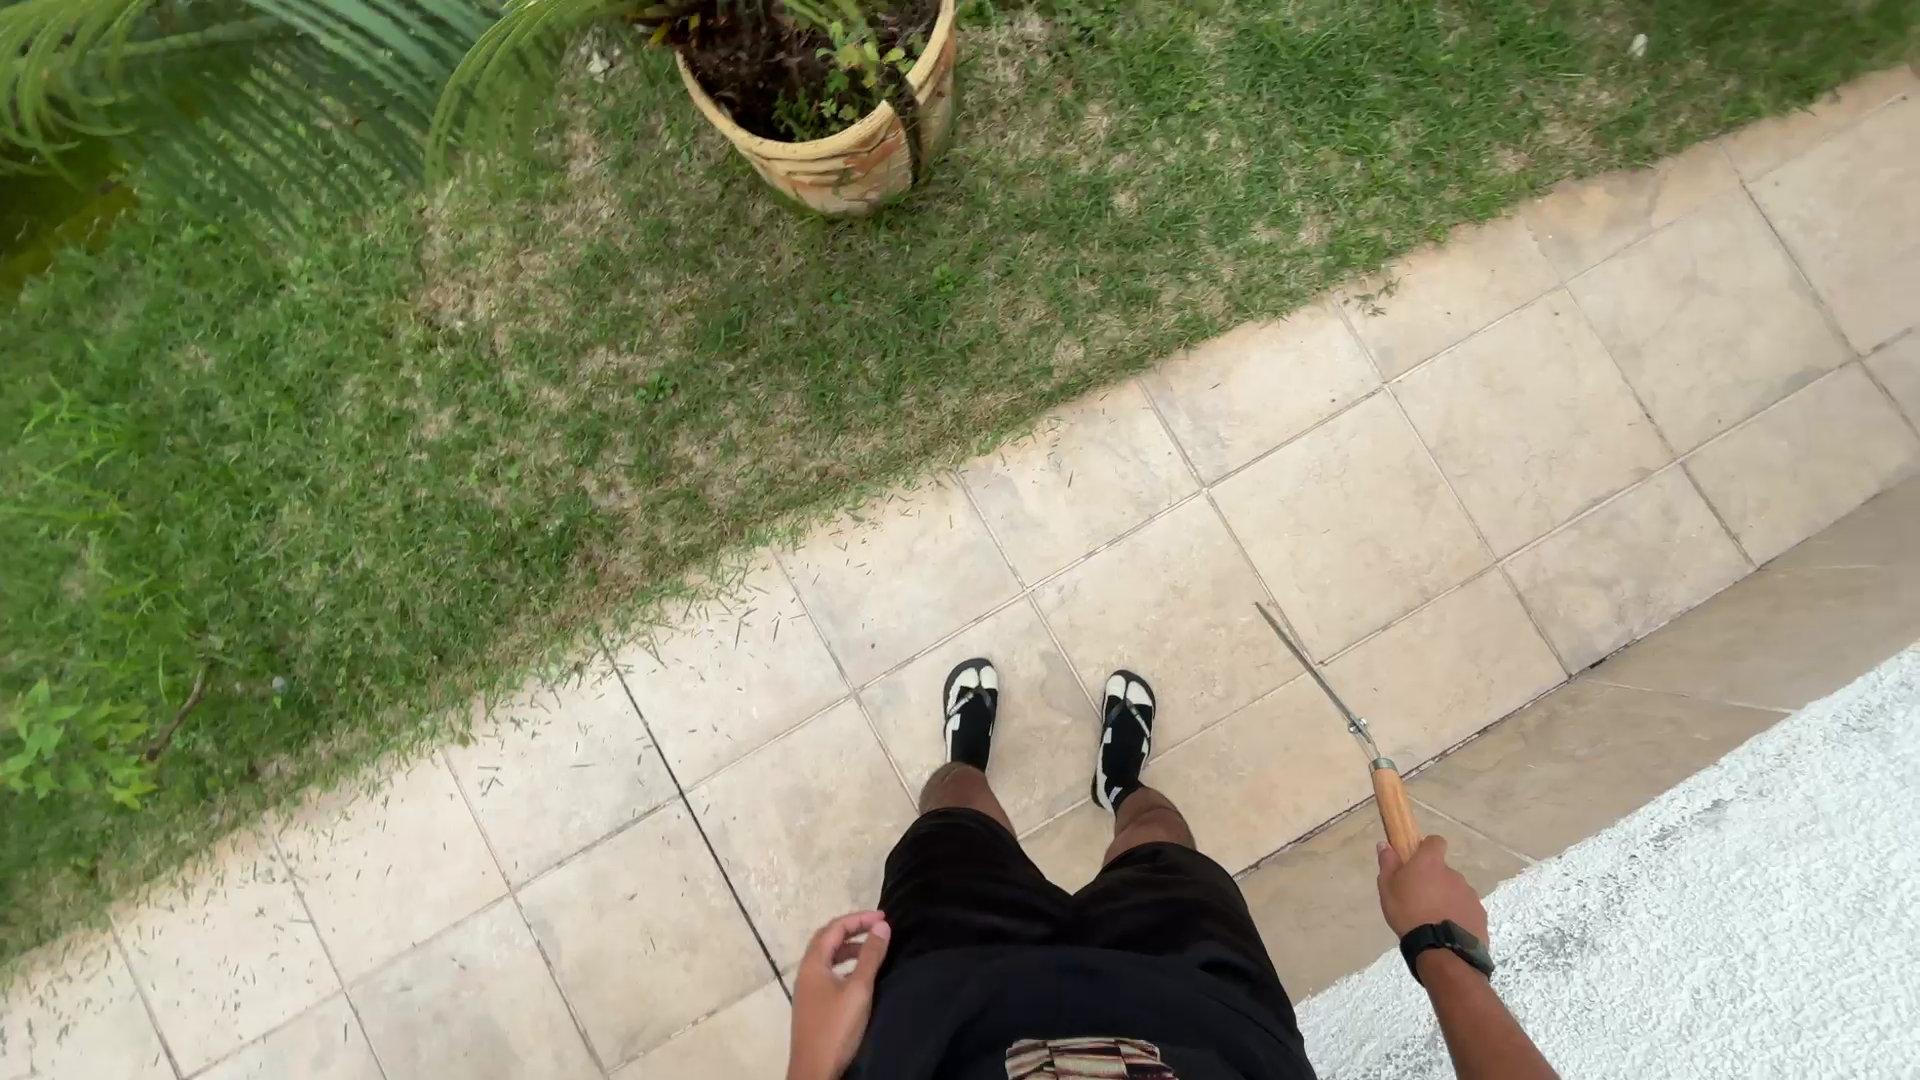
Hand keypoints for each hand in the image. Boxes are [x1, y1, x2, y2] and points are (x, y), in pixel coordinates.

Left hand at [787, 910, 891, 1079]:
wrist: (814, 1075)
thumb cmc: (836, 1028)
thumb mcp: (858, 989)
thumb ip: (870, 956)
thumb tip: (882, 926)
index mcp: (813, 963)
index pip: (835, 927)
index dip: (860, 918)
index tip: (884, 918)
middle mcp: (806, 971)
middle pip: (828, 938)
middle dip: (853, 928)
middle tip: (877, 927)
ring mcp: (807, 990)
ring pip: (827, 956)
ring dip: (848, 947)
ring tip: (871, 949)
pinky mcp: (812, 1005)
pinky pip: (828, 972)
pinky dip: (844, 964)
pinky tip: (859, 976)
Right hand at [1375, 835, 1488, 941]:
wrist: (1441, 950)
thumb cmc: (1408, 913)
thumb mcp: (1387, 887)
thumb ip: (1388, 863)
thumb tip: (1386, 844)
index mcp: (1430, 863)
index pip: (1435, 841)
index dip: (1427, 847)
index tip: (1418, 859)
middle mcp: (1453, 874)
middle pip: (1444, 870)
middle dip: (1434, 879)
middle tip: (1419, 897)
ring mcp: (1470, 895)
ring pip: (1455, 890)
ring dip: (1446, 897)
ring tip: (1433, 917)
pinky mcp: (1480, 915)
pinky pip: (1466, 908)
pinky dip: (1458, 914)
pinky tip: (1447, 929)